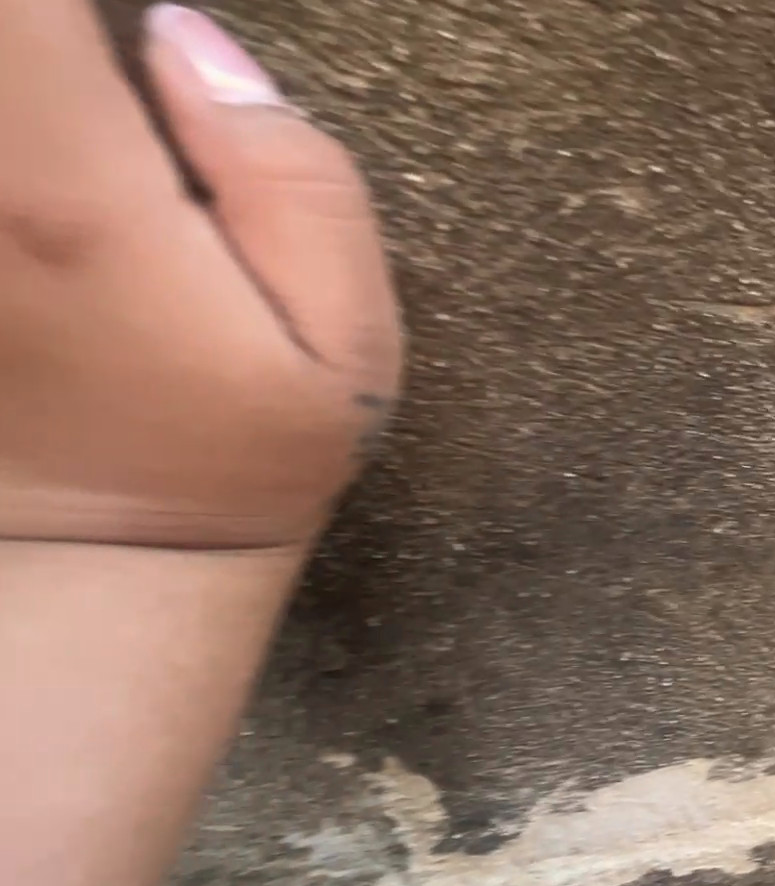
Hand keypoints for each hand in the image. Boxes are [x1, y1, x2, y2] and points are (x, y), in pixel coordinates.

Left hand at [0, 2, 400, 549]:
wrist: (107, 548)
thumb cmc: (248, 447)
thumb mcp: (345, 343)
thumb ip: (299, 188)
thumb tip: (195, 42)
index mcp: (68, 197)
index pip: (16, 5)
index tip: (119, 16)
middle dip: (24, 32)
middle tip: (81, 59)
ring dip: (8, 79)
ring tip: (60, 97)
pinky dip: (0, 118)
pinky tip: (36, 153)